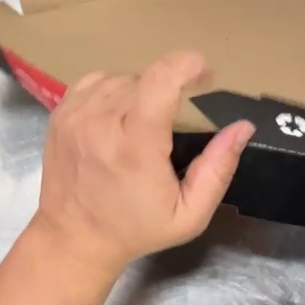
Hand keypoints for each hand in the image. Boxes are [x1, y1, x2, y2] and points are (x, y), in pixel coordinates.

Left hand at [28, 50, 254, 280]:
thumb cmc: (137, 229)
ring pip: (121, 78)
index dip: (185, 65)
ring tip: (150, 116)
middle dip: (170, 85)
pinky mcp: (61, 115)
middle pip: (145, 78)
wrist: (74, 240)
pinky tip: (122, 112)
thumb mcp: (190, 213)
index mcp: (135, 148)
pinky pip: (95, 81)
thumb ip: (218, 168)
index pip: (159, 81)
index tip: (204, 70)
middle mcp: (101, 124)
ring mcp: (76, 116)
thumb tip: (243, 127)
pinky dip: (115, 88)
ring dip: (143, 88)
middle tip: (184, 107)